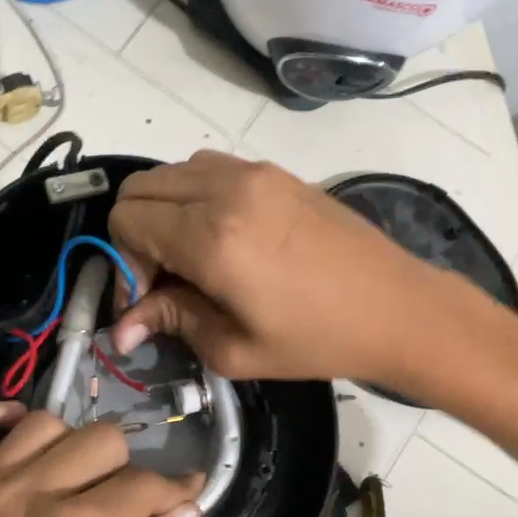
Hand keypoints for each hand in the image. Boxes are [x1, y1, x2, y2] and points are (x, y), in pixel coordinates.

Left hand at [0, 400, 201, 516]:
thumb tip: (182, 507)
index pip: (142, 484)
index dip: (175, 488)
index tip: (186, 493)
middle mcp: (24, 497)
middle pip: (99, 440)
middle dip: (128, 469)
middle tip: (126, 504)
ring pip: (39, 426)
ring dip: (70, 445)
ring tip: (75, 480)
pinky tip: (12, 427)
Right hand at [108, 150, 465, 386]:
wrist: (397, 307)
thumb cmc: (316, 339)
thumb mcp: (234, 349)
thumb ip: (170, 322)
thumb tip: (120, 329)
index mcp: (210, 237)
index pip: (126, 221)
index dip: (122, 265)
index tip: (144, 303)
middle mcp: (224, 190)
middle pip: (139, 189)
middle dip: (135, 237)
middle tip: (161, 282)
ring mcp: (252, 172)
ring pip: (170, 173)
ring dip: (162, 213)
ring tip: (188, 259)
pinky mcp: (274, 171)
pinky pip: (207, 168)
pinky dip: (192, 197)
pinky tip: (217, 237)